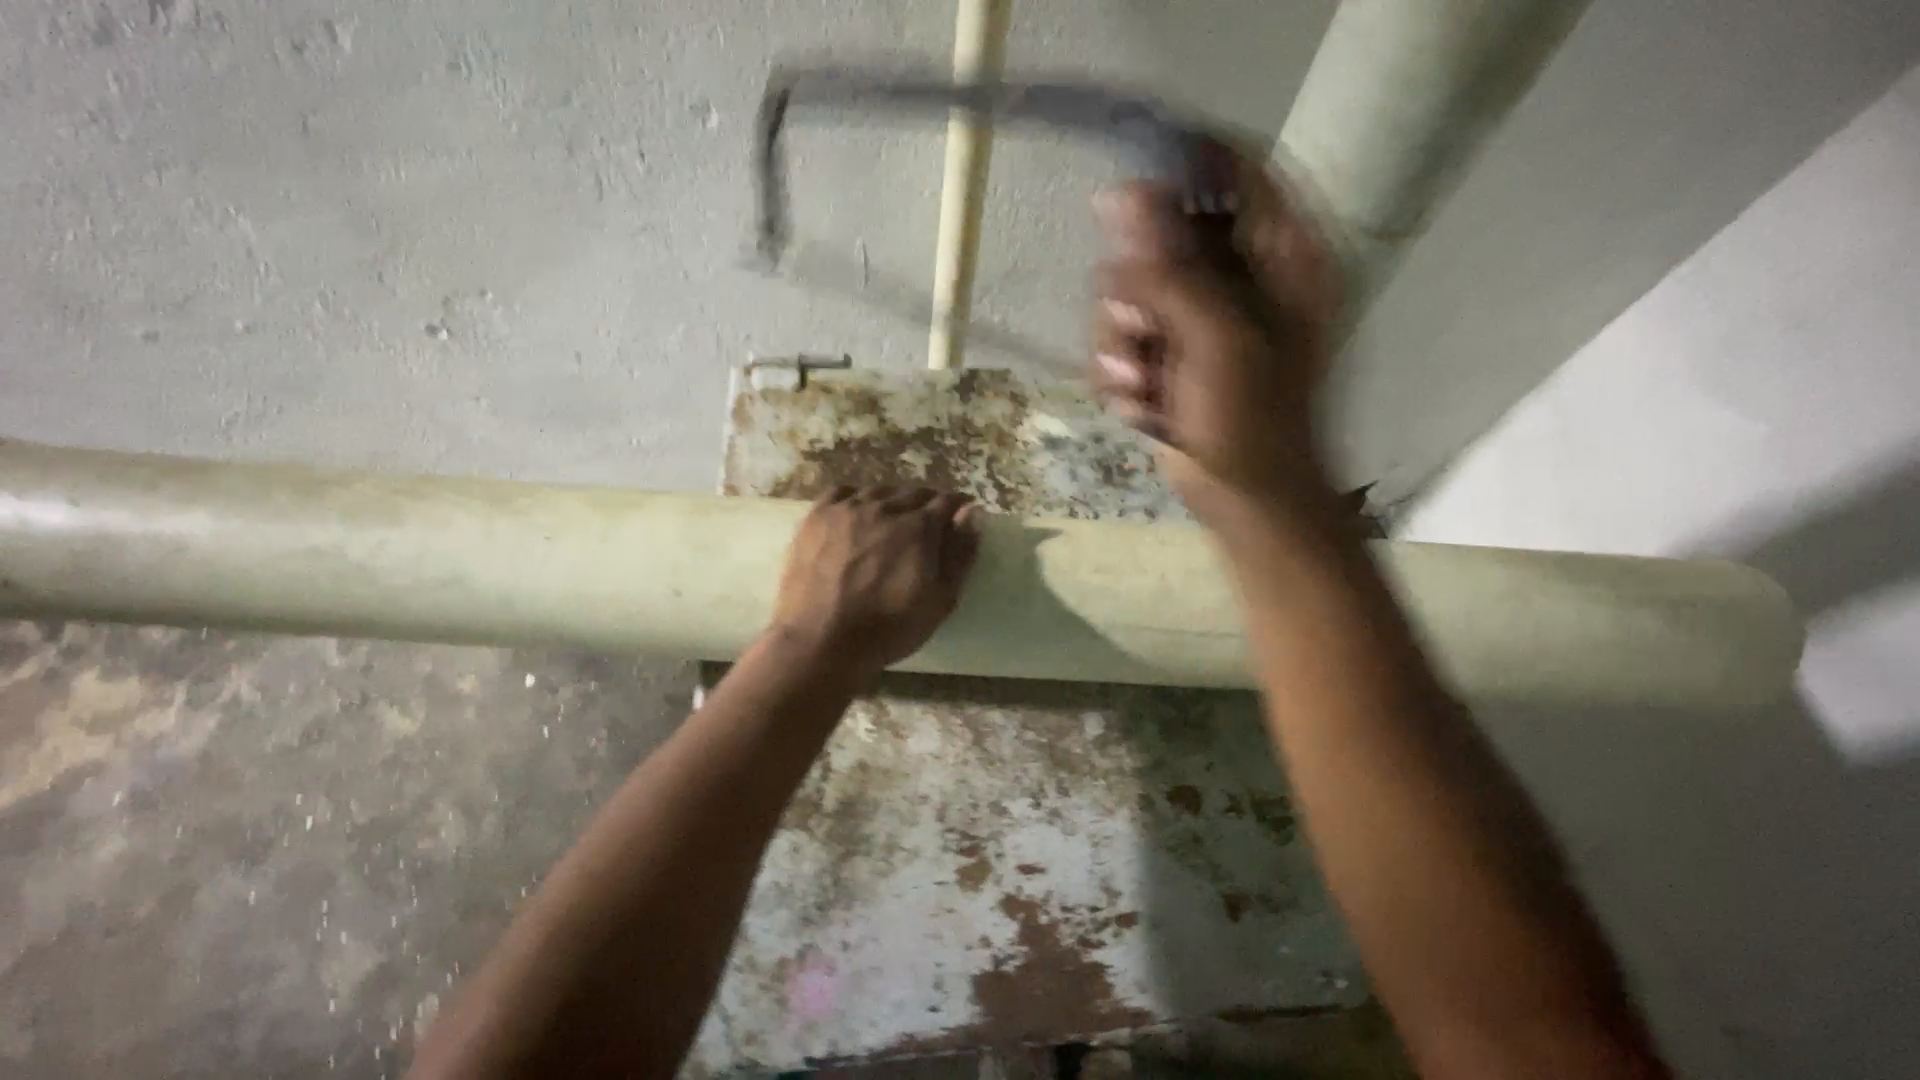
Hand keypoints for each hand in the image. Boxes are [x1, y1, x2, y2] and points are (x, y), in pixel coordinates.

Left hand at [767, 486, 981, 679]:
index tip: (960, 516)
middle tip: (926, 526)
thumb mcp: (940, 601)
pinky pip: (842, 492)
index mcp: (919, 528)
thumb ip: (960, 554)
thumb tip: (971, 512)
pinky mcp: (817, 516)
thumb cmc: (888, 629)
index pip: (947, 501)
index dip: (958, 507)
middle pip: (913, 493)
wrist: (821, 642)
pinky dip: (856, 498)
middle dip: (926, 505)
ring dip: (892, 502)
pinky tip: (856, 514)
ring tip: (891, 521)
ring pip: (879, 491)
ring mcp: (847, 508)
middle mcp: (885, 507)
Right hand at [1089, 150, 1344, 530]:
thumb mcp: (1216, 338)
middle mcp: (1243, 275)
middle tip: (1140, 333)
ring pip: (1130, 290)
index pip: (1236, 172)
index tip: (1130, 183)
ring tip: (1139, 384)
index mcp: (1285, 255)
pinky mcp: (1169, 353)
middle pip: (1163, 236)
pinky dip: (1121, 372)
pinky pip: (1121, 336)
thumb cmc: (1252, 422)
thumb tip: (1119, 195)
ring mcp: (1202, 316)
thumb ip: (1169, 267)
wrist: (1247, 503)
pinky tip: (1138, 405)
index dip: (1183, 165)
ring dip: (1121, 341)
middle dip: (1136, 290)